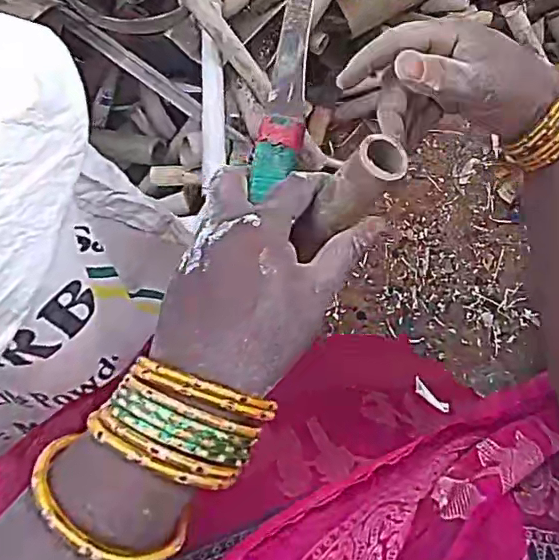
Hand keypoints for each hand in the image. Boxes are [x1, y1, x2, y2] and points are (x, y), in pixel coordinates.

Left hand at [151, 168, 379, 396]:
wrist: (202, 381)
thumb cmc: (267, 336)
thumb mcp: (316, 294)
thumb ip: (344, 251)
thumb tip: (375, 224)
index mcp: (262, 224)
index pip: (294, 184)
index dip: (317, 185)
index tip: (330, 197)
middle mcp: (225, 224)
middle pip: (235, 178)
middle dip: (259, 181)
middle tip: (283, 209)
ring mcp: (199, 245)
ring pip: (218, 208)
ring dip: (241, 211)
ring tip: (266, 245)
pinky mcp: (183, 269)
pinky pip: (208, 238)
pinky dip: (228, 242)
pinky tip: (243, 274)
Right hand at [337, 19, 558, 140]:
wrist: (547, 113)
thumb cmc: (518, 90)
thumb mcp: (477, 84)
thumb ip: (438, 75)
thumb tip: (399, 64)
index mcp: (447, 37)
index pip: (397, 42)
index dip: (368, 60)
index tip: (346, 81)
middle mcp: (443, 51)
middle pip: (399, 77)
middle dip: (390, 110)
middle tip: (388, 141)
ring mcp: (446, 72)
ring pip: (409, 95)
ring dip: (400, 123)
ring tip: (397, 151)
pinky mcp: (451, 92)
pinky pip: (423, 108)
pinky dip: (414, 127)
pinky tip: (408, 147)